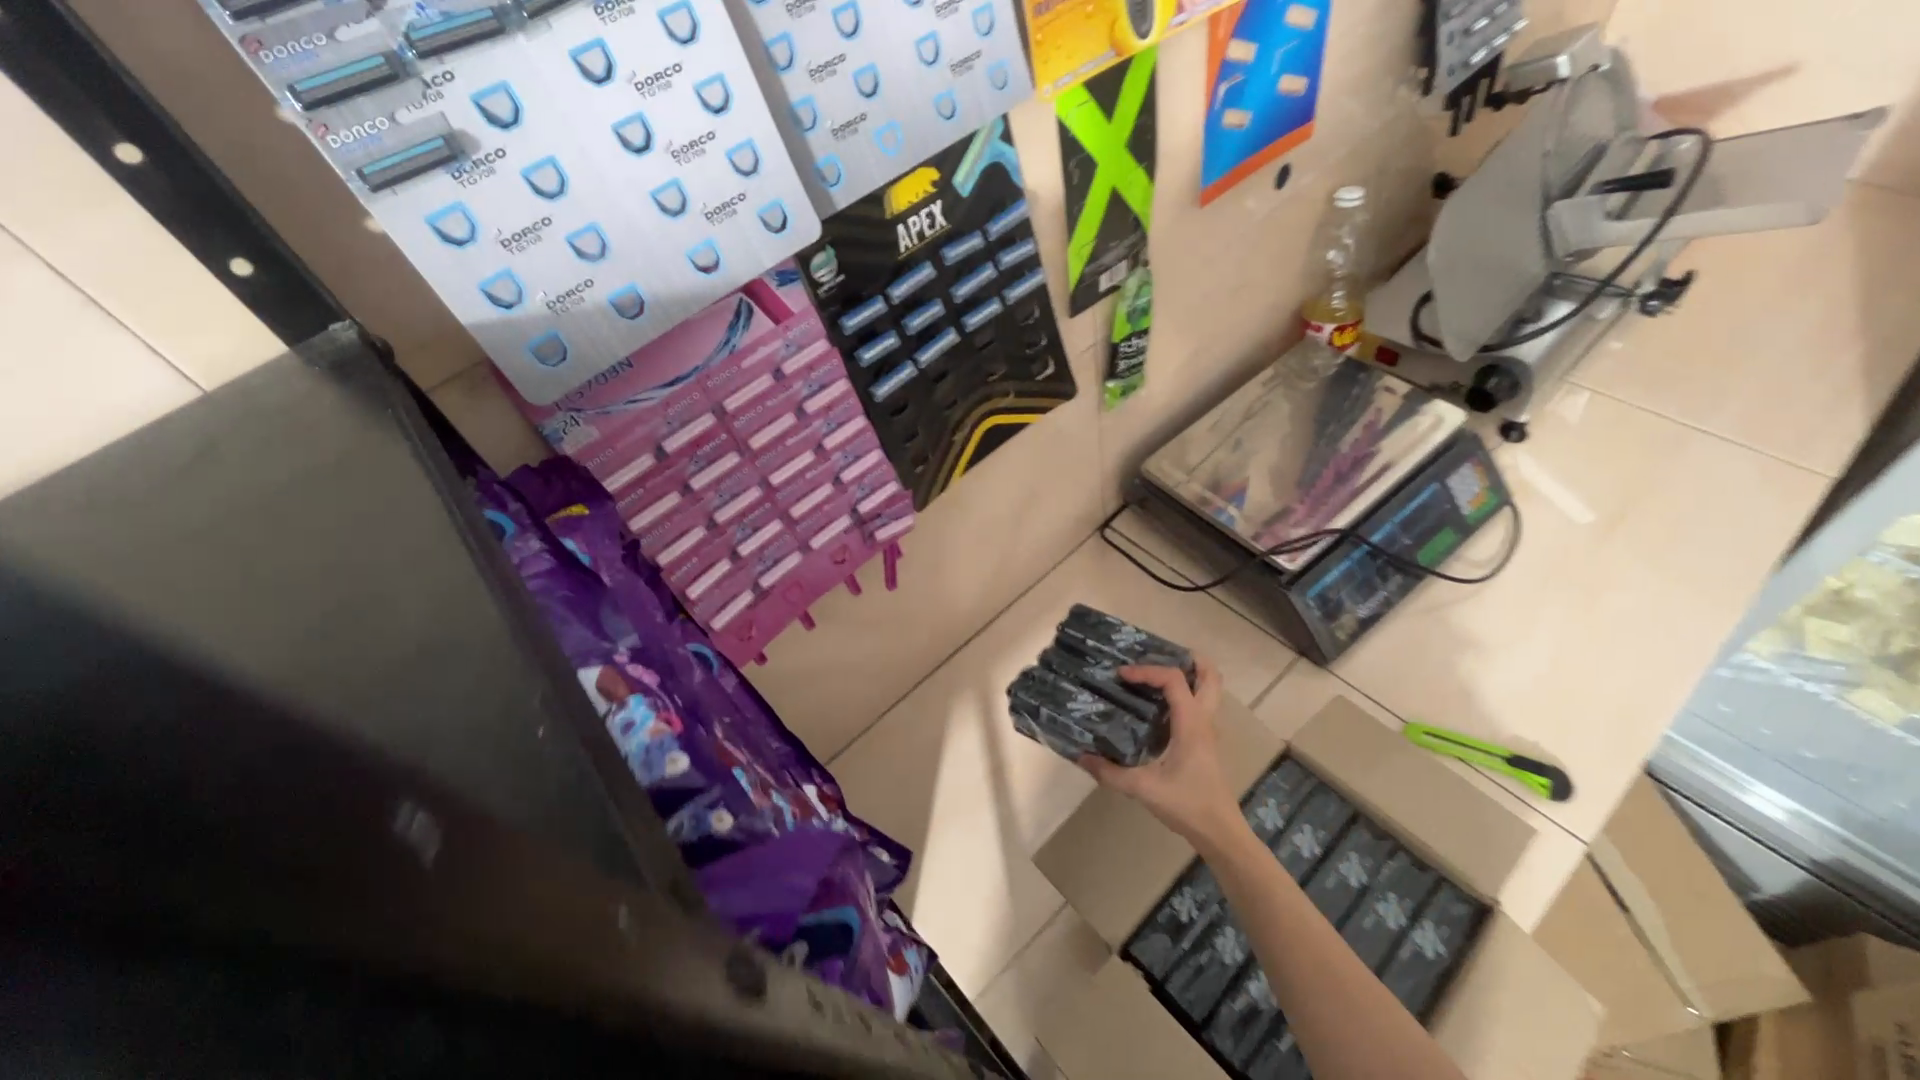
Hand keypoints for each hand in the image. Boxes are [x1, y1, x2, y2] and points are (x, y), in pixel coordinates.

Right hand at [1078, 658, 1240, 846]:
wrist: (1219, 831)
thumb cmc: (1187, 804)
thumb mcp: (1143, 789)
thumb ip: (1110, 773)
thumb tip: (1081, 757)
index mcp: (1191, 724)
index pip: (1174, 680)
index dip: (1147, 671)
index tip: (1122, 676)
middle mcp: (1204, 721)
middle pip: (1210, 676)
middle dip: (1189, 660)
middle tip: (1159, 654)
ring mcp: (1208, 732)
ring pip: (1210, 691)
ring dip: (1189, 676)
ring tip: (1156, 676)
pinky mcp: (1205, 744)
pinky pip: (1200, 707)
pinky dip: (1185, 695)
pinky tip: (1158, 708)